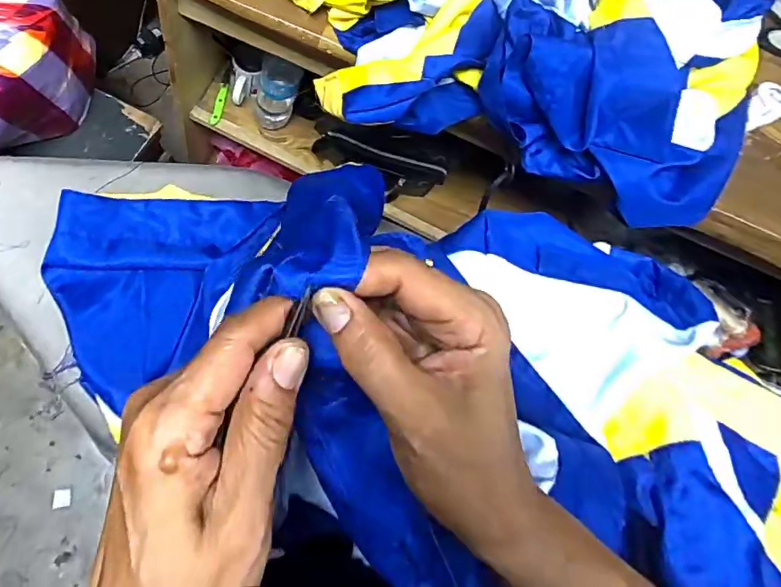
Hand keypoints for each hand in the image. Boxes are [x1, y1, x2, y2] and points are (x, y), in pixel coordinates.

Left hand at [90, 296, 307, 586]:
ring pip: (222, 360)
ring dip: (264, 358)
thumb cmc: (191, 585)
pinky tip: (270, 394)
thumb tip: (292, 348)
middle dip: (277, 336)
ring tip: (307, 364)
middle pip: (227, 345)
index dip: (283, 314)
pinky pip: (211, 382)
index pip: (234, 338)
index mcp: (168, 421)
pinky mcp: (156, 426)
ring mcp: (150, 413)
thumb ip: (265, 425)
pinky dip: (245, 380)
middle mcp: (151, 403)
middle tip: (326, 340)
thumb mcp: (241, 514)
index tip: (326, 307)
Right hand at [313, 249, 648, 586]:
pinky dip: (353, 319)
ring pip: (385, 293)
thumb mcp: (412, 412)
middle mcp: (460, 306)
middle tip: (293, 290)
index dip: (356, 271)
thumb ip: (369, 353)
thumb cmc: (461, 467)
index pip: (407, 273)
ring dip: (345, 297)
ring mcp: (443, 321)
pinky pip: (384, 316)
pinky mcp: (425, 339)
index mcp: (472, 314)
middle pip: (396, 276)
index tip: (304, 281)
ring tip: (298, 300)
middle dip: (346, 280)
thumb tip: (324, 297)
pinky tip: (322, 320)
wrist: (487, 510)